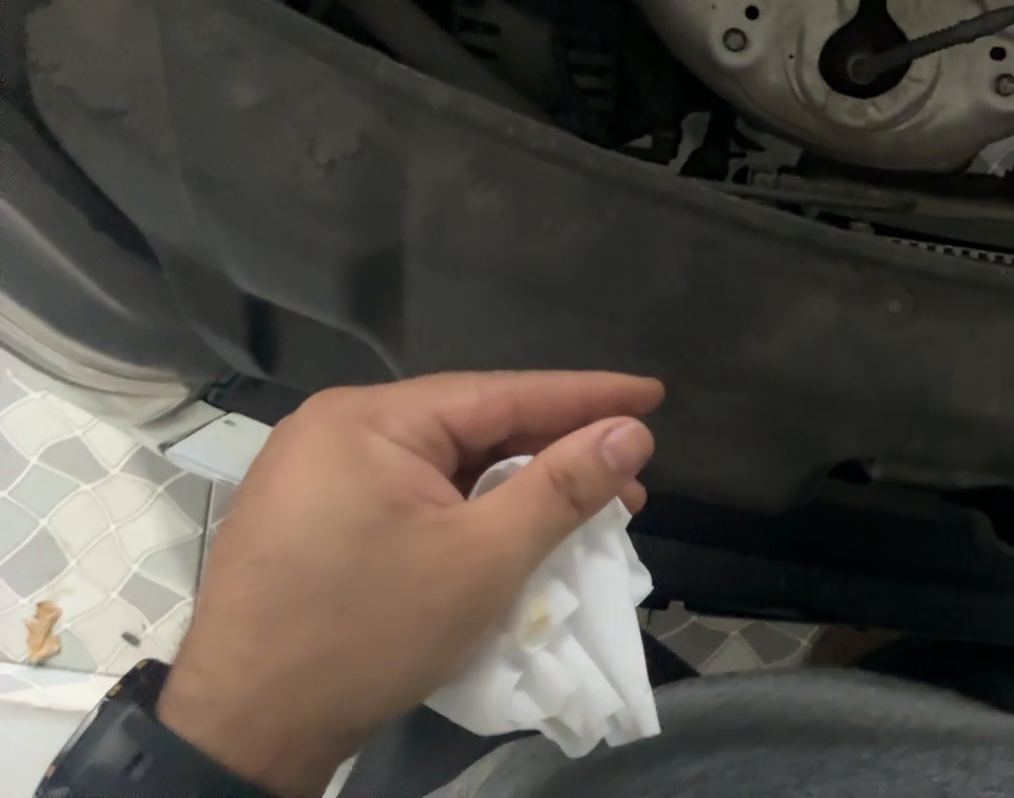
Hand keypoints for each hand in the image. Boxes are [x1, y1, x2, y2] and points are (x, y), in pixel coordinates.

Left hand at [156, 371, 662, 795]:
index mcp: (371, 421)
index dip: (590, 394)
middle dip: (563, 447)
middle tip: (632, 465)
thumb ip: (566, 485)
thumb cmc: (366, 636)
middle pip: (483, 423)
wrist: (238, 742)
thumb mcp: (485, 557)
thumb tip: (634, 431)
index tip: (653, 393)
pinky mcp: (329, 511)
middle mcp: (345, 429)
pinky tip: (530, 520)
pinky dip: (487, 502)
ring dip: (530, 480)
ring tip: (599, 501)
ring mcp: (329, 471)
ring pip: (460, 458)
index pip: (507, 394)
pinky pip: (431, 487)